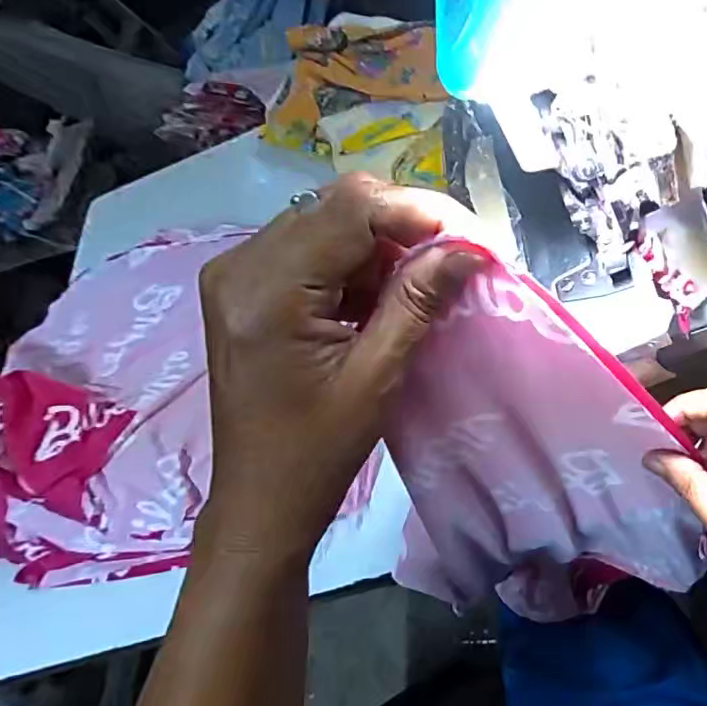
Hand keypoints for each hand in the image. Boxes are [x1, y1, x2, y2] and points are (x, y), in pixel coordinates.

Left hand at [196, 173, 483, 563]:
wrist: (261, 499)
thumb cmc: (318, 451)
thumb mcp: (376, 376)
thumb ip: (418, 301)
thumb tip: (467, 249)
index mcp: (268, 289)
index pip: (351, 209)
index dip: (418, 212)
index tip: (470, 240)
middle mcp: (241, 265)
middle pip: (336, 206)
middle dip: (403, 224)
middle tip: (454, 258)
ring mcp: (237, 272)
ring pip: (326, 221)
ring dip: (381, 244)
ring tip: (422, 283)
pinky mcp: (244, 286)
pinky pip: (310, 248)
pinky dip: (355, 262)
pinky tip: (382, 295)